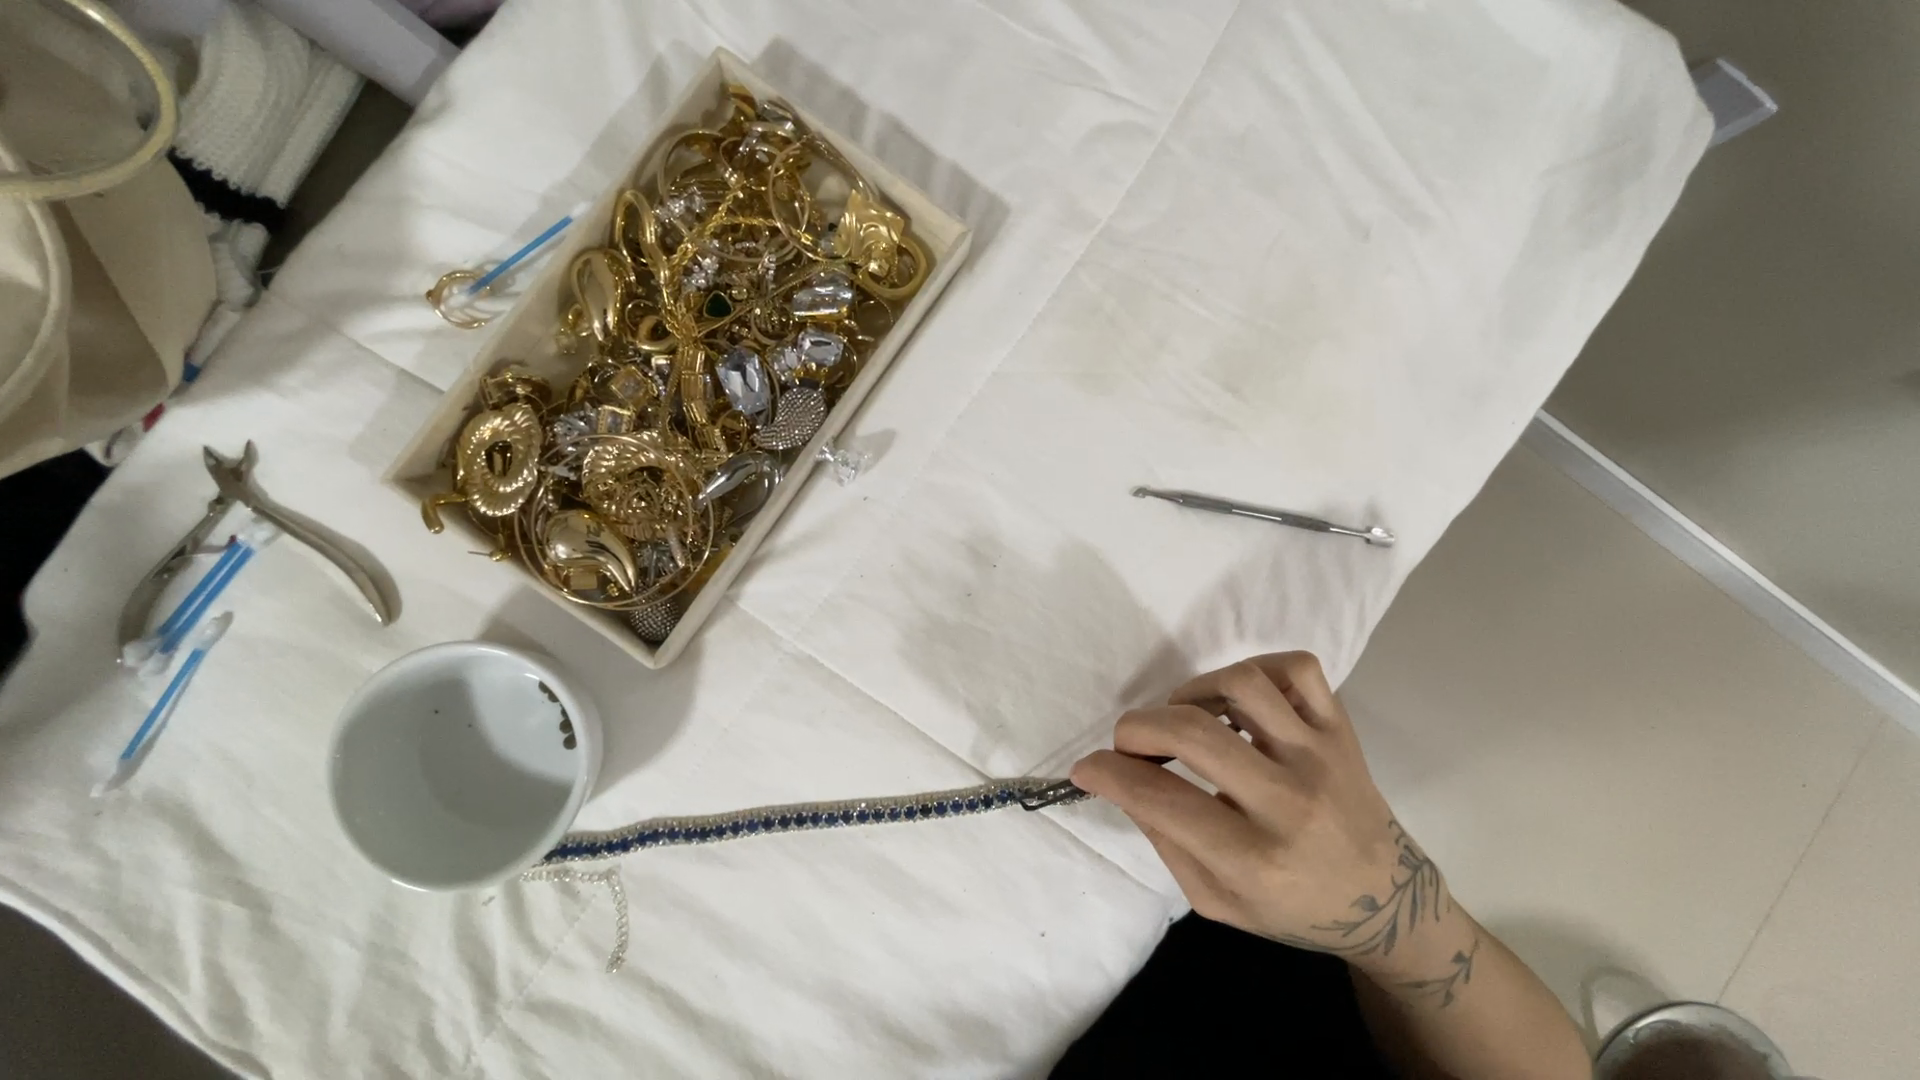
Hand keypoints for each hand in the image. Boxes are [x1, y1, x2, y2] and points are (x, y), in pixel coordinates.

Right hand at [1072, 653, 1470, 989]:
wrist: (1387, 902)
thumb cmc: (1292, 909)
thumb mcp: (1216, 901)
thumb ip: (1164, 841)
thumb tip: (1121, 780)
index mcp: (1254, 859)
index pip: (1161, 799)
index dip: (1108, 774)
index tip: (1087, 767)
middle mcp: (1289, 802)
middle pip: (1193, 732)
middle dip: (1137, 728)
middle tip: (1128, 743)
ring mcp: (1320, 757)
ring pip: (1243, 684)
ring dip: (1192, 692)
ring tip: (1184, 717)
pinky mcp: (1341, 730)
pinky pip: (1298, 668)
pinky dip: (1256, 669)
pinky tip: (1236, 699)